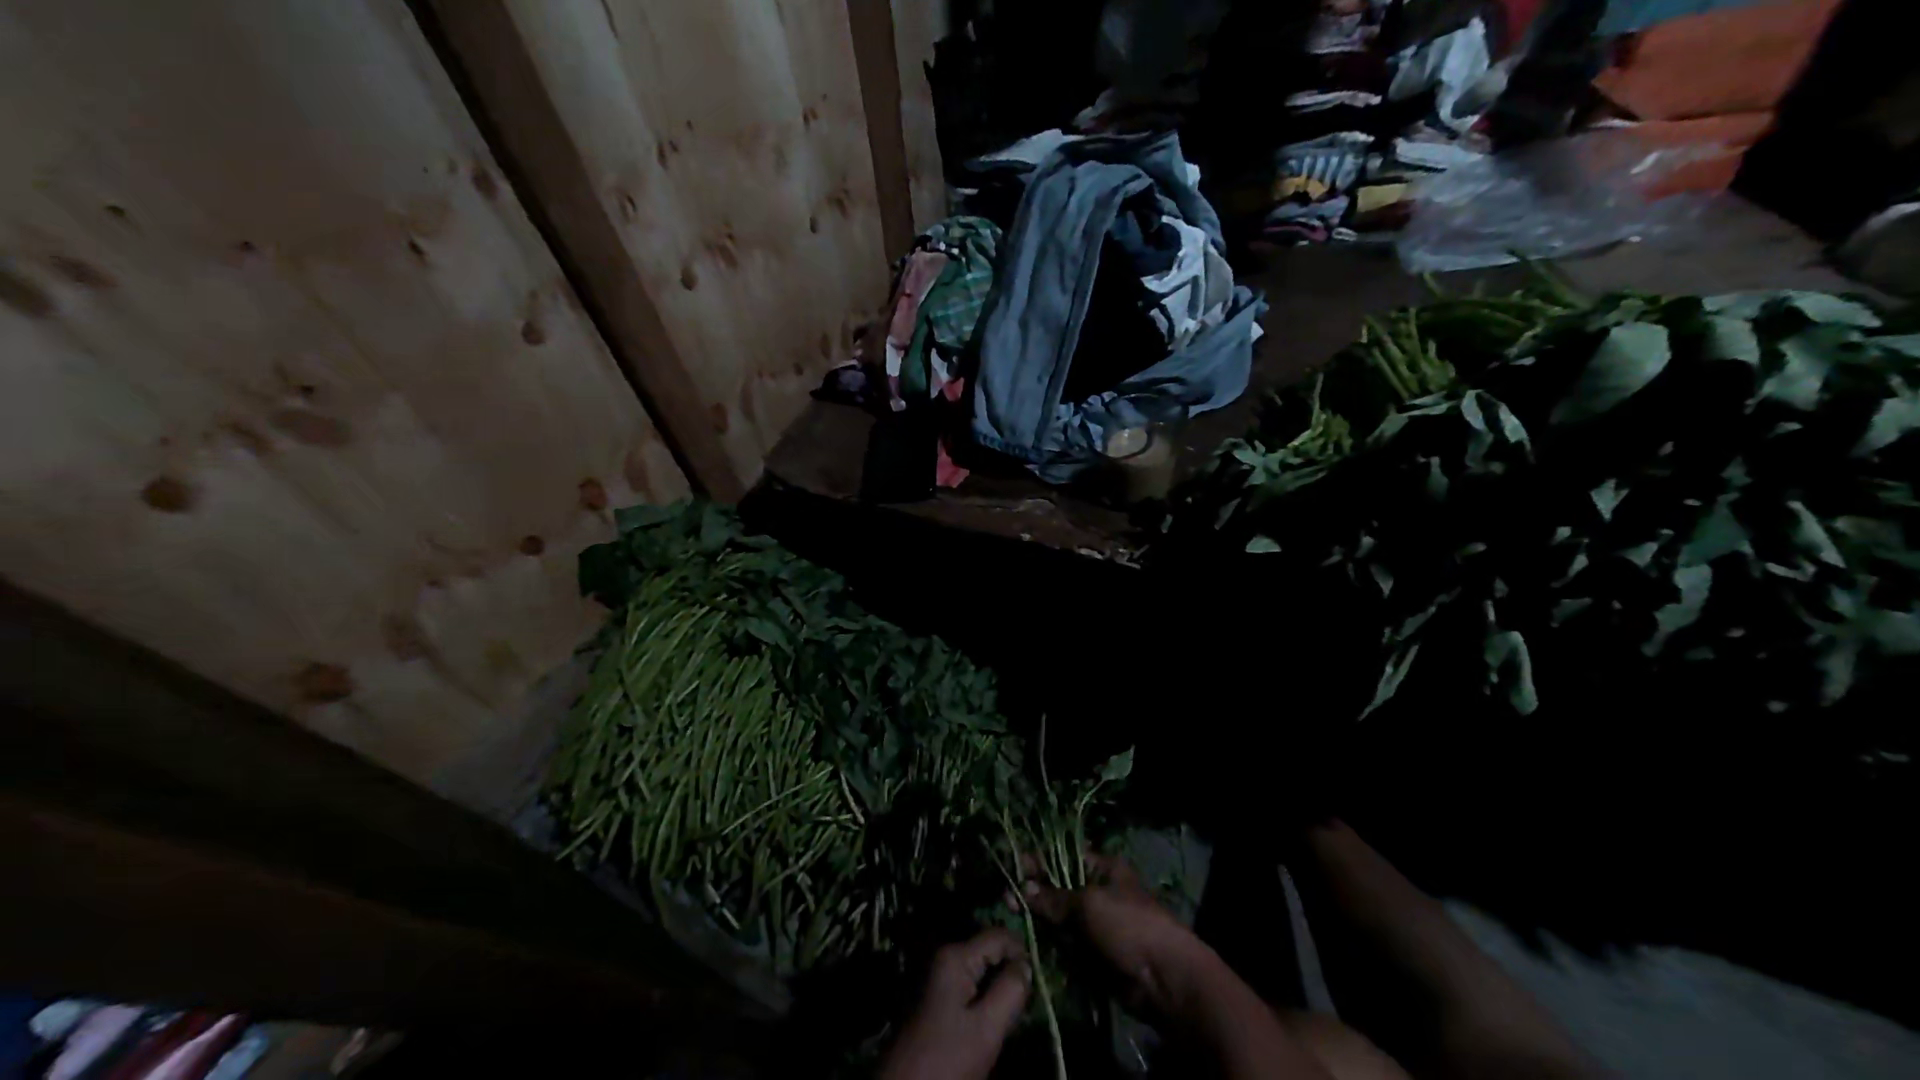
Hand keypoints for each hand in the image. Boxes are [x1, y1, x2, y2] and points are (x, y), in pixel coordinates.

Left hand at [877, 927, 1030, 1079]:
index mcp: (955, 956)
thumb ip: (1011, 991)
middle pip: (990, 952)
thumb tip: (1026, 965)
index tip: (1036, 985)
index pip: (999, 936)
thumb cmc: (946, 1060)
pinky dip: (984, 1000)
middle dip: (1009, 974)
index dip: (1022, 954)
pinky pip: (969, 987)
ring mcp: (938, 977)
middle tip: (1021, 1006)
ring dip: (997, 990)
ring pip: (981, 971)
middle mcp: (944, 958)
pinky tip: (988, 1025)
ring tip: (1008, 1018)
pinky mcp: (936, 997)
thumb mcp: (986, 1028)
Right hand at [1025, 854, 1214, 1022]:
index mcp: (1104, 869)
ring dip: (1040, 919)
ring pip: (1060, 917)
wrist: (1164, 979)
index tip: (1012, 866)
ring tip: (1010, 916)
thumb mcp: (1089, 903)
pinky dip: (1051, 942)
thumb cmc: (1129, 925)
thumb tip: (1022, 888)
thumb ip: (1054, 897)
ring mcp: (1097, 923)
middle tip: (1005, 897)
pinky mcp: (1094, 952)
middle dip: (1034, 892)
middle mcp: (1099, 892)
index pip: (1064, 857)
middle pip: (1060, 887)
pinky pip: (1067, 942)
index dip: (1039, 861)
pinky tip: (1029, 939)